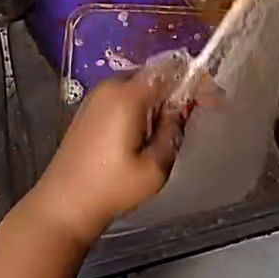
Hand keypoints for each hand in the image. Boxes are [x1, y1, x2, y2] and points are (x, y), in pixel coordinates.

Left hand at [19, 70, 187, 247]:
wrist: (63, 205)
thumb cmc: (112, 188)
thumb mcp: (156, 165)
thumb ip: (174, 129)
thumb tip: (182, 107)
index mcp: (128, 95)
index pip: (172, 72)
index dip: (198, 82)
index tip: (215, 102)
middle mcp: (112, 87)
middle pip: (157, 76)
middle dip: (180, 93)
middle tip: (196, 117)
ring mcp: (98, 97)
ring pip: (142, 87)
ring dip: (161, 102)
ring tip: (171, 132)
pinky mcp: (91, 109)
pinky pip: (126, 97)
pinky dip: (143, 108)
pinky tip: (146, 135)